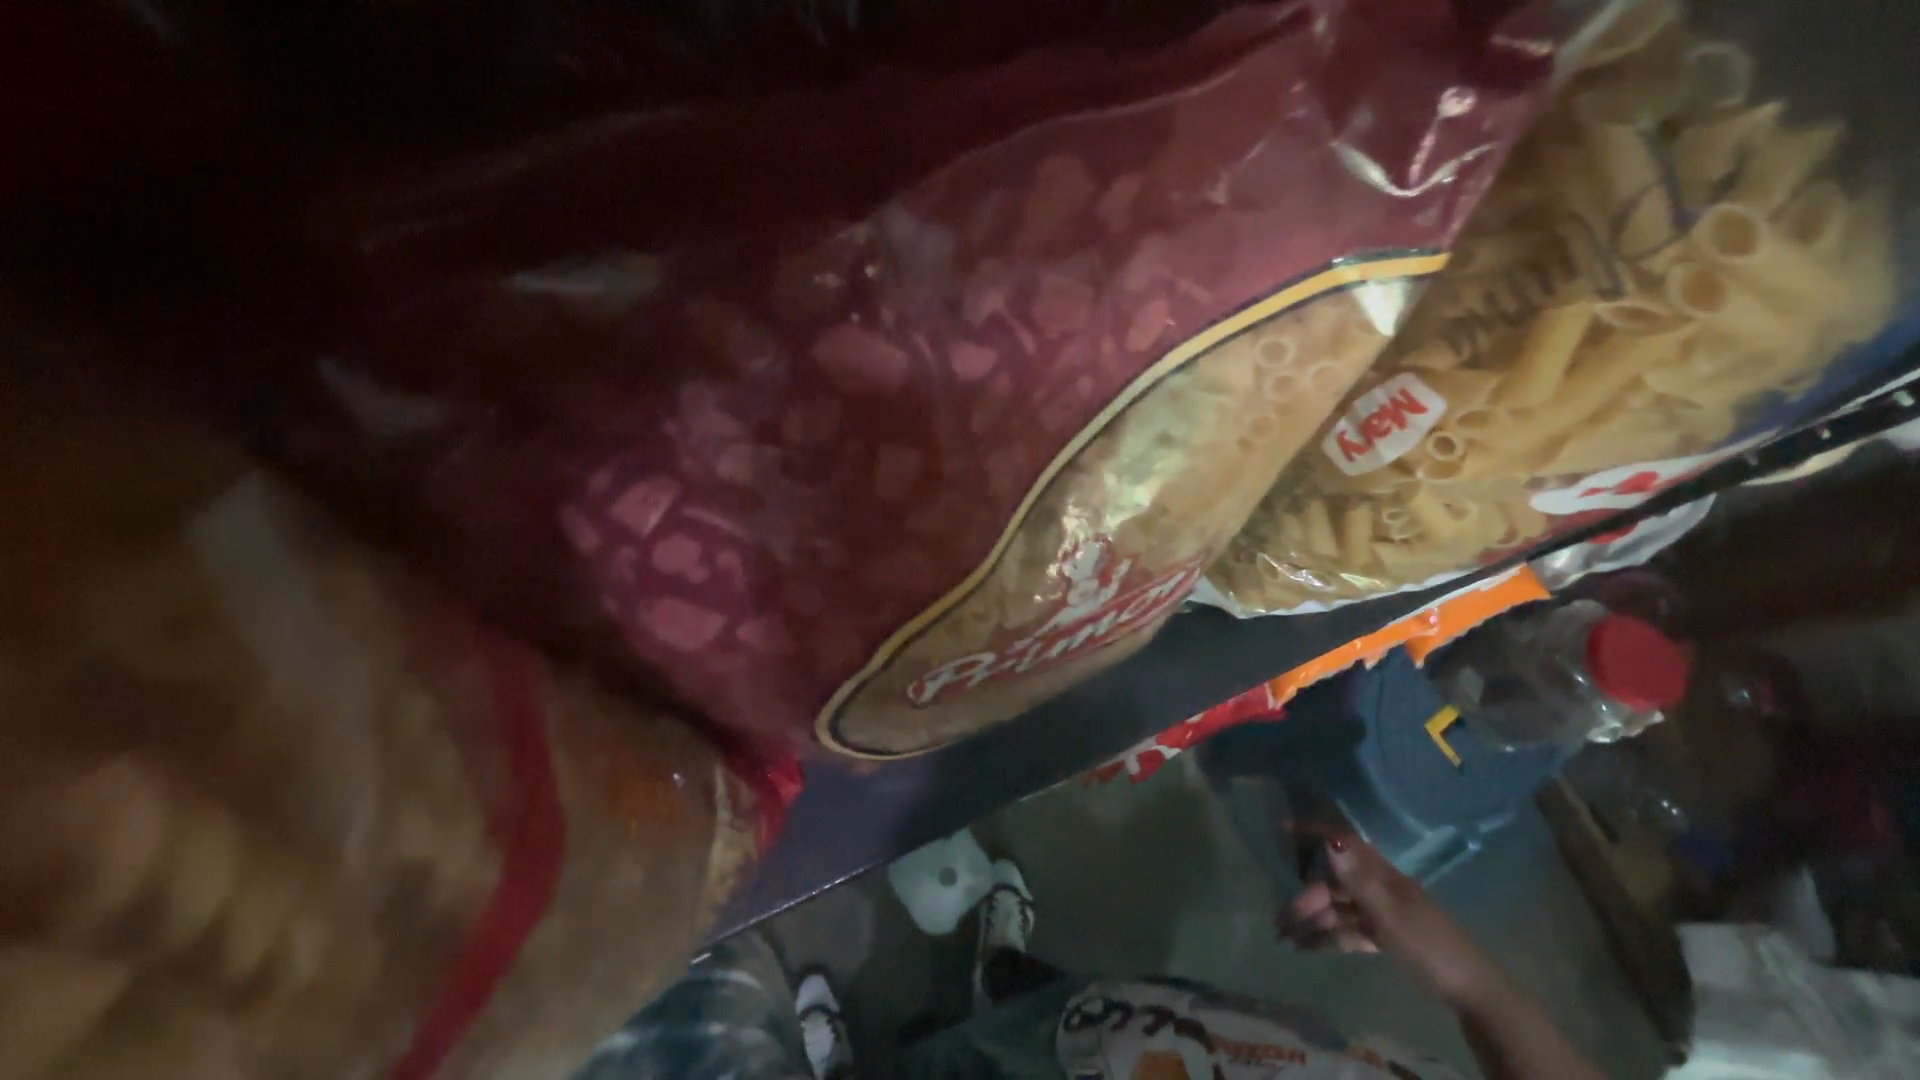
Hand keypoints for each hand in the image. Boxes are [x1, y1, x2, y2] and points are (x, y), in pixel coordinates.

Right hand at [1280, 832, 1501, 1007]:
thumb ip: (1358, 880)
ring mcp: (1382, 914)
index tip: (1284, 829)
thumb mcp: (1391, 914)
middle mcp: (1379, 889)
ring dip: (1312, 922)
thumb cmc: (1431, 946)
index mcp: (1383, 876)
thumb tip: (1328, 841)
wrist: (1471, 991)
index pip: (1345, 844)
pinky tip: (1307, 948)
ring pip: (1338, 911)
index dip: (1315, 833)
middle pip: (1334, 885)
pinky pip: (1349, 932)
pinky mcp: (1384, 938)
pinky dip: (1328, 938)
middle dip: (1305, 899)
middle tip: (1279, 921)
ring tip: (1286, 939)